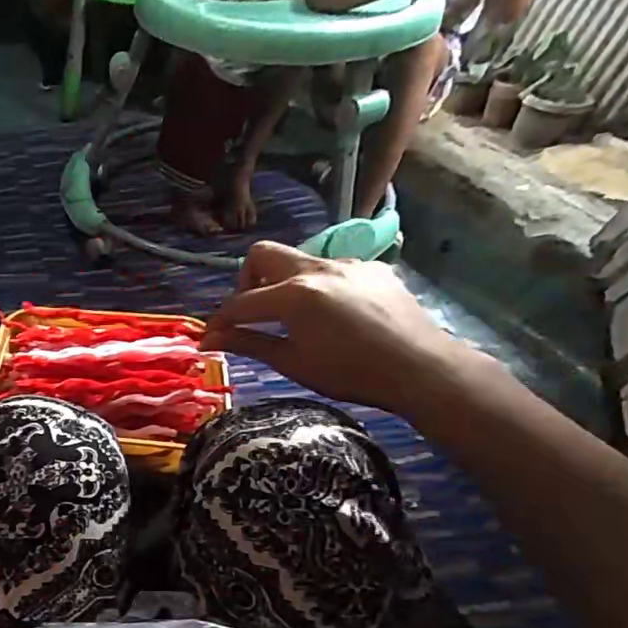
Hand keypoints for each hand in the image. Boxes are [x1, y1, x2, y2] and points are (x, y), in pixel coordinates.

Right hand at [201, 242, 477, 411]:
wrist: (419, 367)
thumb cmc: (350, 373)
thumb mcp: (293, 363)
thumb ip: (249, 344)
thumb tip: (211, 340)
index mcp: (293, 296)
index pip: (240, 303)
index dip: (219, 322)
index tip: (209, 341)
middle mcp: (316, 269)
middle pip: (262, 255)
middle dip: (247, 282)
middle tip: (253, 314)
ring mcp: (347, 264)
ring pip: (298, 259)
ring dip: (283, 283)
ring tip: (295, 318)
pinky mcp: (372, 268)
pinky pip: (332, 269)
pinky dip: (319, 287)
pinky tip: (334, 316)